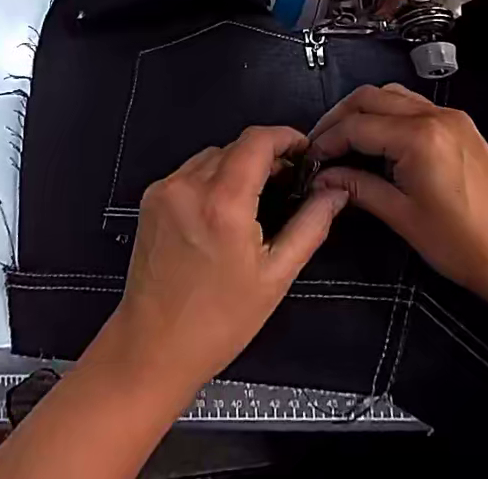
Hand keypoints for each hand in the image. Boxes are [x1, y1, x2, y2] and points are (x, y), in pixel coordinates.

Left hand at [95, 126, 347, 391]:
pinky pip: (191, 171)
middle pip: (238, 146)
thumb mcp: (276, 275)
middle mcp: (189, 186)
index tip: (305, 152)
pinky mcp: (150, 199)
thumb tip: (336, 192)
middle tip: (288, 184)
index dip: (286, 136)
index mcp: (223, 202)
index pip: (258, 140)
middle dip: (267, 156)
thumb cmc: (220, 320)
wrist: (150, 351)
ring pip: (214, 155)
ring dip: (239, 165)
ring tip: (256, 198)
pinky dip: (213, 177)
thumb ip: (311, 224)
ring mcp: (165, 190)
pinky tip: (223, 209)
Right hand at [309, 85, 487, 309]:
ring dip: (364, 111)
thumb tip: (324, 177)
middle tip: (319, 145)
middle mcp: (435, 115)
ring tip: (344, 141)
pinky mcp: (461, 125)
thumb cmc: (462, 244)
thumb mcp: (402, 217)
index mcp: (419, 137)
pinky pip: (415, 106)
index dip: (326, 140)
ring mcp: (451, 117)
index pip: (357, 125)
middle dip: (340, 117)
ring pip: (393, 95)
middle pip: (372, 97)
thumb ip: (358, 188)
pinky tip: (378, 141)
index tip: (309, 158)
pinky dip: (389, 114)